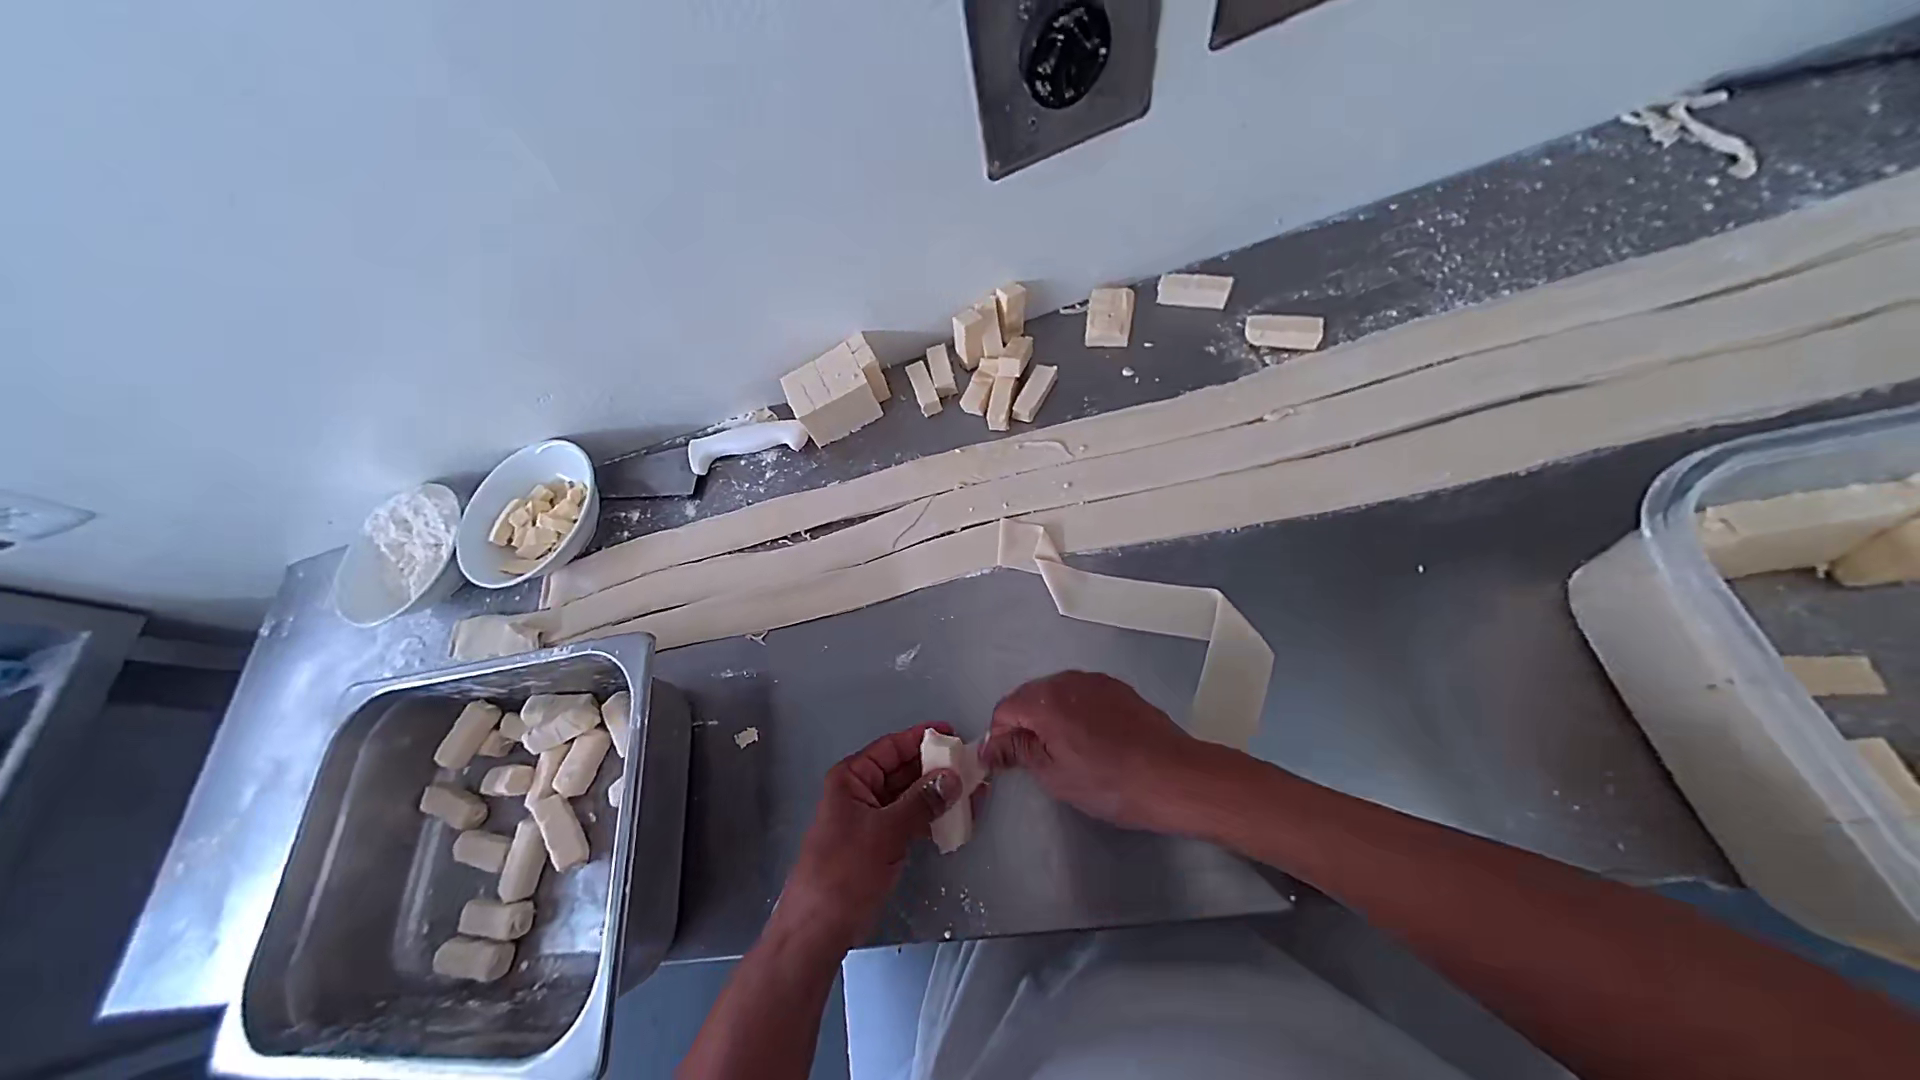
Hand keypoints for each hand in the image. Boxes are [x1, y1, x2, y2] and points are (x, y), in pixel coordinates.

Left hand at [773, 723, 959, 954]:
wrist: (818, 930)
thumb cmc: (843, 872)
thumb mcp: (885, 832)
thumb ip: (922, 802)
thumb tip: (953, 778)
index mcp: (852, 778)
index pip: (891, 747)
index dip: (922, 738)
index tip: (953, 734)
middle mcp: (861, 792)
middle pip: (904, 770)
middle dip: (937, 767)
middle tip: (971, 765)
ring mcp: (872, 818)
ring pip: (911, 795)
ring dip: (939, 793)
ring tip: (973, 790)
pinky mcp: (881, 842)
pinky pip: (912, 819)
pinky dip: (933, 816)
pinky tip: (958, 816)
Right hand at [983, 671, 1214, 832]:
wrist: (1174, 776)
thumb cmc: (1110, 782)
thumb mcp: (1055, 776)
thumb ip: (1020, 752)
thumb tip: (995, 745)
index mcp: (1046, 700)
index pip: (1004, 710)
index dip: (998, 737)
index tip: (1002, 763)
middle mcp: (1068, 680)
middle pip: (1029, 697)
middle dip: (1023, 725)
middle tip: (1030, 760)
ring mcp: (1096, 681)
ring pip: (1057, 695)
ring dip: (1050, 718)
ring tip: (1063, 752)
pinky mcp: (1118, 688)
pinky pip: (1083, 696)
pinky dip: (1075, 714)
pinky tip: (1090, 741)